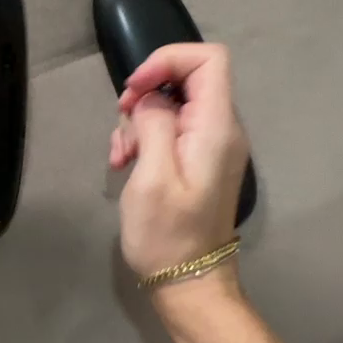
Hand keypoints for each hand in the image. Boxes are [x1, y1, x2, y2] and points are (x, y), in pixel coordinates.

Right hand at [109, 43, 250, 284]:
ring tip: (120, 157)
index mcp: (216, 128)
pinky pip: (171, 130)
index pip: (208, 59)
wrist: (188, 282)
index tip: (133, 89)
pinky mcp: (197, 162)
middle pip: (186, 80)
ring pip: (172, 106)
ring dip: (138, 122)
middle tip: (121, 130)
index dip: (166, 60)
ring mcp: (211, 147)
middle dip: (145, 96)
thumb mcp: (152, 176)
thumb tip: (151, 101)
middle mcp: (222, 130)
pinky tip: (126, 164)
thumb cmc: (168, 234)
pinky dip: (144, 138)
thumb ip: (154, 125)